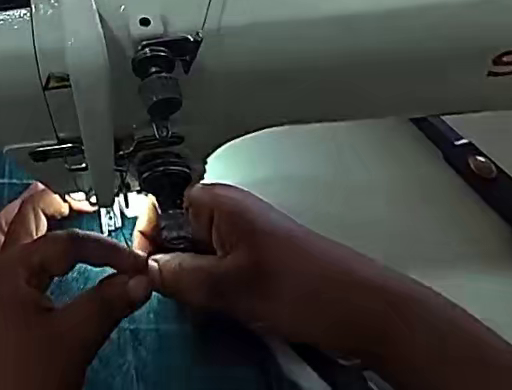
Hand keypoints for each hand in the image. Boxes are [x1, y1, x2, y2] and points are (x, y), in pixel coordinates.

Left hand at [0, 184, 152, 389]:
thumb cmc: (33, 379)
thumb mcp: (76, 337)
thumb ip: (109, 302)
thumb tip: (142, 278)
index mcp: (16, 266)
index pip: (68, 243)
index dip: (105, 249)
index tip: (136, 263)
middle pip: (25, 221)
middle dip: (52, 204)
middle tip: (79, 198)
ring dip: (20, 217)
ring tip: (38, 200)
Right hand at [140, 183, 424, 358]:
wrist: (364, 311)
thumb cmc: (306, 286)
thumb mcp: (232, 286)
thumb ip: (182, 275)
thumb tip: (147, 270)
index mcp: (217, 200)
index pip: (162, 211)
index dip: (151, 241)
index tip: (148, 270)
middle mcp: (228, 211)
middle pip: (180, 237)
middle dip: (180, 268)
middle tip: (192, 295)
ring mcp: (244, 236)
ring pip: (200, 259)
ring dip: (202, 285)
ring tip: (223, 305)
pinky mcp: (258, 260)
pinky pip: (222, 272)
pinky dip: (222, 292)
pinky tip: (236, 311)